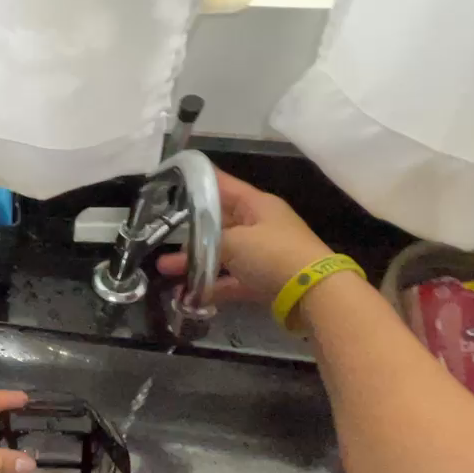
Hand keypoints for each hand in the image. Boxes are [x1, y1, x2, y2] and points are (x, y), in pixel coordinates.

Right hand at [157, 170, 331, 304]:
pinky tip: (187, 294)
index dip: (199, 181)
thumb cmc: (273, 254)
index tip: (173, 179)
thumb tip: (183, 252)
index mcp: (257, 205)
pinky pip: (230, 279)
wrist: (313, 293)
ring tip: (165, 268)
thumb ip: (205, 243)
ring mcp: (262, 254)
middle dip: (189, 231)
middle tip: (160, 233)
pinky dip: (210, 285)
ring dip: (195, 261)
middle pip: (219, 223)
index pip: (223, 185)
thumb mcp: (234, 242)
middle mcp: (260, 225)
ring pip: (221, 254)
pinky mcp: (262, 280)